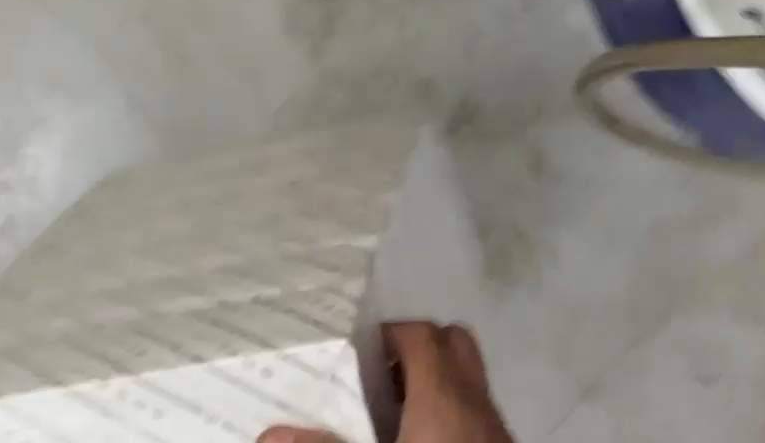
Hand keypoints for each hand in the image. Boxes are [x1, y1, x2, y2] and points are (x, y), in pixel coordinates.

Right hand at [260, 322, 513, 442]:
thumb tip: (268, 433)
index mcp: (441, 393)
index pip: (419, 332)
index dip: (389, 333)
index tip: (359, 350)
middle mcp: (474, 400)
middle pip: (454, 344)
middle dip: (420, 349)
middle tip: (380, 376)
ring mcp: (496, 429)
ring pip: (470, 380)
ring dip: (437, 383)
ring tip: (396, 413)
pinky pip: (477, 414)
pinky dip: (453, 415)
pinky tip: (422, 441)